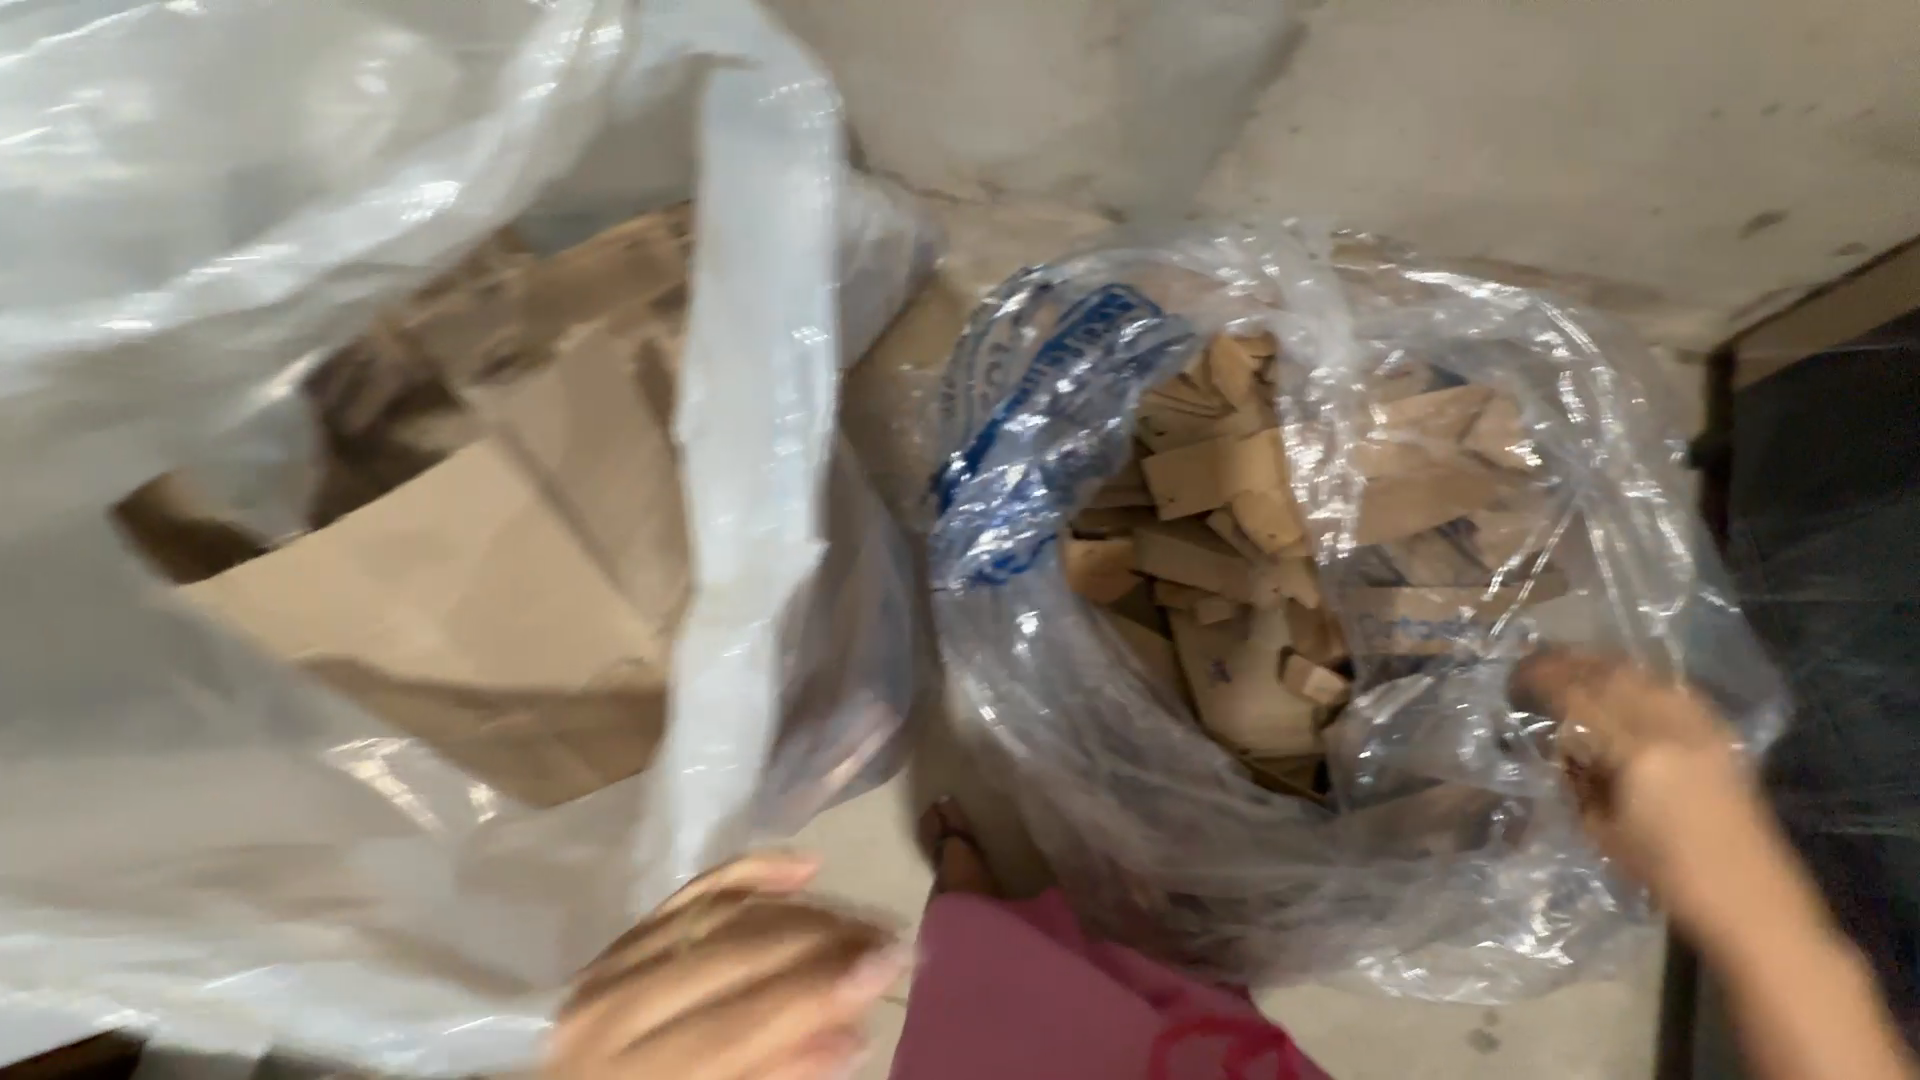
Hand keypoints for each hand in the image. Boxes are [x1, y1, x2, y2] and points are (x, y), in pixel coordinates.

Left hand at [547, 852, 907, 1079]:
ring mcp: (613, 964)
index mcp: (633, 1076)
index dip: (821, 990)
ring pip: (727, 914)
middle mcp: (612, 1011)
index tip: (890, 964)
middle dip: (826, 941)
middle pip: (739, 954)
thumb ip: (773, 1078)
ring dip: (806, 911)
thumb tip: (852, 1035)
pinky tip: (806, 867)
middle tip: (889, 936)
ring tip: (863, 919)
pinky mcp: (622, 938)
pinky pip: (696, 890)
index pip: (743, 1021)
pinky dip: (753, 872)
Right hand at [1508, 649, 1807, 935]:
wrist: (1752, 906)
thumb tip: (1557, 745)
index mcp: (1635, 753)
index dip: (1540, 678)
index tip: (1513, 676)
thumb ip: (1575, 776)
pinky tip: (1629, 684)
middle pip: (1613, 676)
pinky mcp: (1725, 744)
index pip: (1577, 695)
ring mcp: (1705, 734)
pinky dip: (1647, 682)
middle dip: (1569, 663)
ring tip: (1575, 665)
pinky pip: (1679, 695)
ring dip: (1606, 666)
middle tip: (1534, 662)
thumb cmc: (1663, 873)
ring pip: (1648, 678)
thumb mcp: (1597, 825)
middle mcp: (1672, 731)